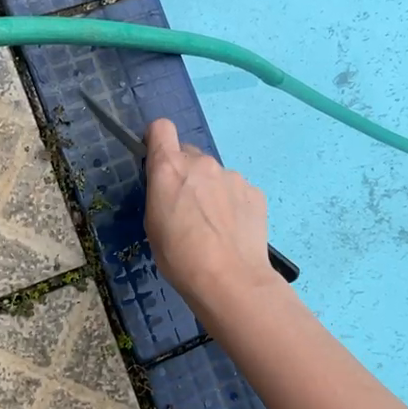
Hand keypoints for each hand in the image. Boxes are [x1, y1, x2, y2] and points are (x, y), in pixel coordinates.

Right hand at [143, 118, 283, 307]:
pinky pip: (237, 191)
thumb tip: (172, 188)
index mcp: (169, 168)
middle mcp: (202, 163)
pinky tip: (233, 231)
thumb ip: (161, 194)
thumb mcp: (153, 224)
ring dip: (211, 191)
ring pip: (215, 176)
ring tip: (214, 226)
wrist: (230, 280)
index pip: (161, 128)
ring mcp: (232, 176)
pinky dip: (233, 205)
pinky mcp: (254, 192)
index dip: (157, 140)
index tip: (157, 160)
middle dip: (186, 174)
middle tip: (187, 208)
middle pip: (190, 155)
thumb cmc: (179, 257)